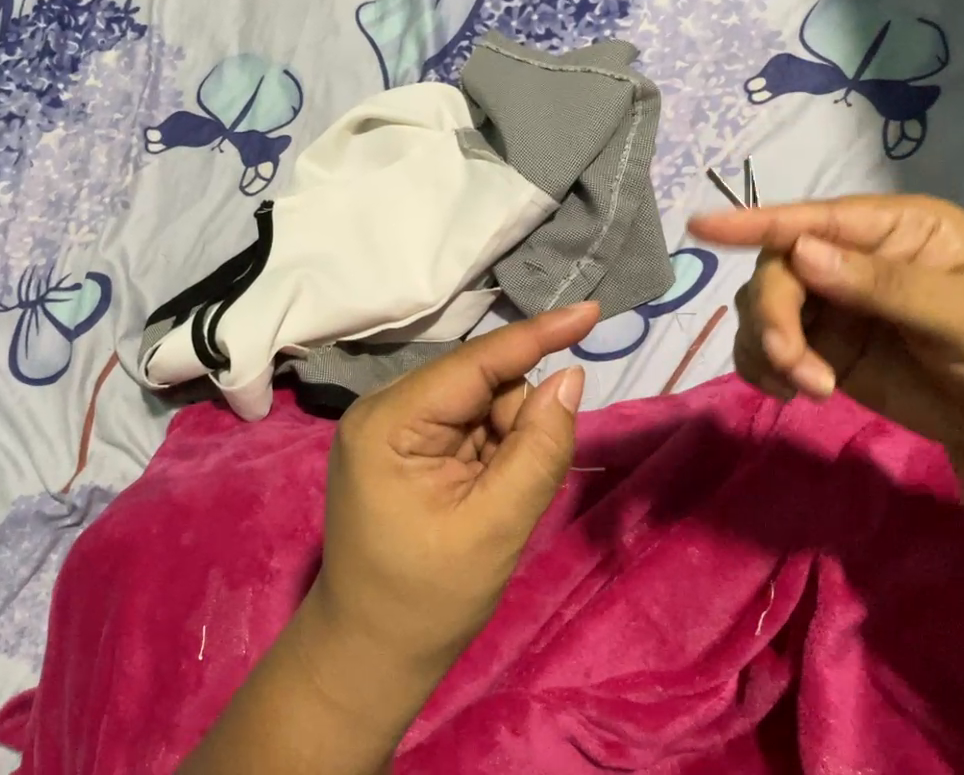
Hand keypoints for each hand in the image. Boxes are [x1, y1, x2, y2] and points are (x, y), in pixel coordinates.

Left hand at [311, 303, 597, 670]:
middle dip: (516, 422)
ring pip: (480, 404)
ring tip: (491, 504)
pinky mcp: (404, 447)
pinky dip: (492, 454)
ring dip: (505, 443)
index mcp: (389, 422)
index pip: (474, 363)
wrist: (371, 652)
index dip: (537, 336)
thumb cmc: (427, 599)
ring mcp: (391, 428)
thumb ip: (538, 449)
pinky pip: (468, 428)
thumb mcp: (495, 525)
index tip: (591, 311)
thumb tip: (572, 378)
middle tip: (513, 489)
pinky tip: (481, 497)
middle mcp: (384, 410)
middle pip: (480, 383)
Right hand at [688, 195, 963, 456]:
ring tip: (807, 388)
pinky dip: (763, 368)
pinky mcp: (823, 347)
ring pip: (763, 309)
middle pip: (778, 270)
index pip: (814, 219)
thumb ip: (886, 286)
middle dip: (774, 317)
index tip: (701, 227)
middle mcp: (852, 258)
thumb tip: (802, 254)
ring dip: (769, 346)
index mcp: (894, 229)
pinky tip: (789, 392)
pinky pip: (767, 348)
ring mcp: (834, 305)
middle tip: (793, 365)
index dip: (754, 221)